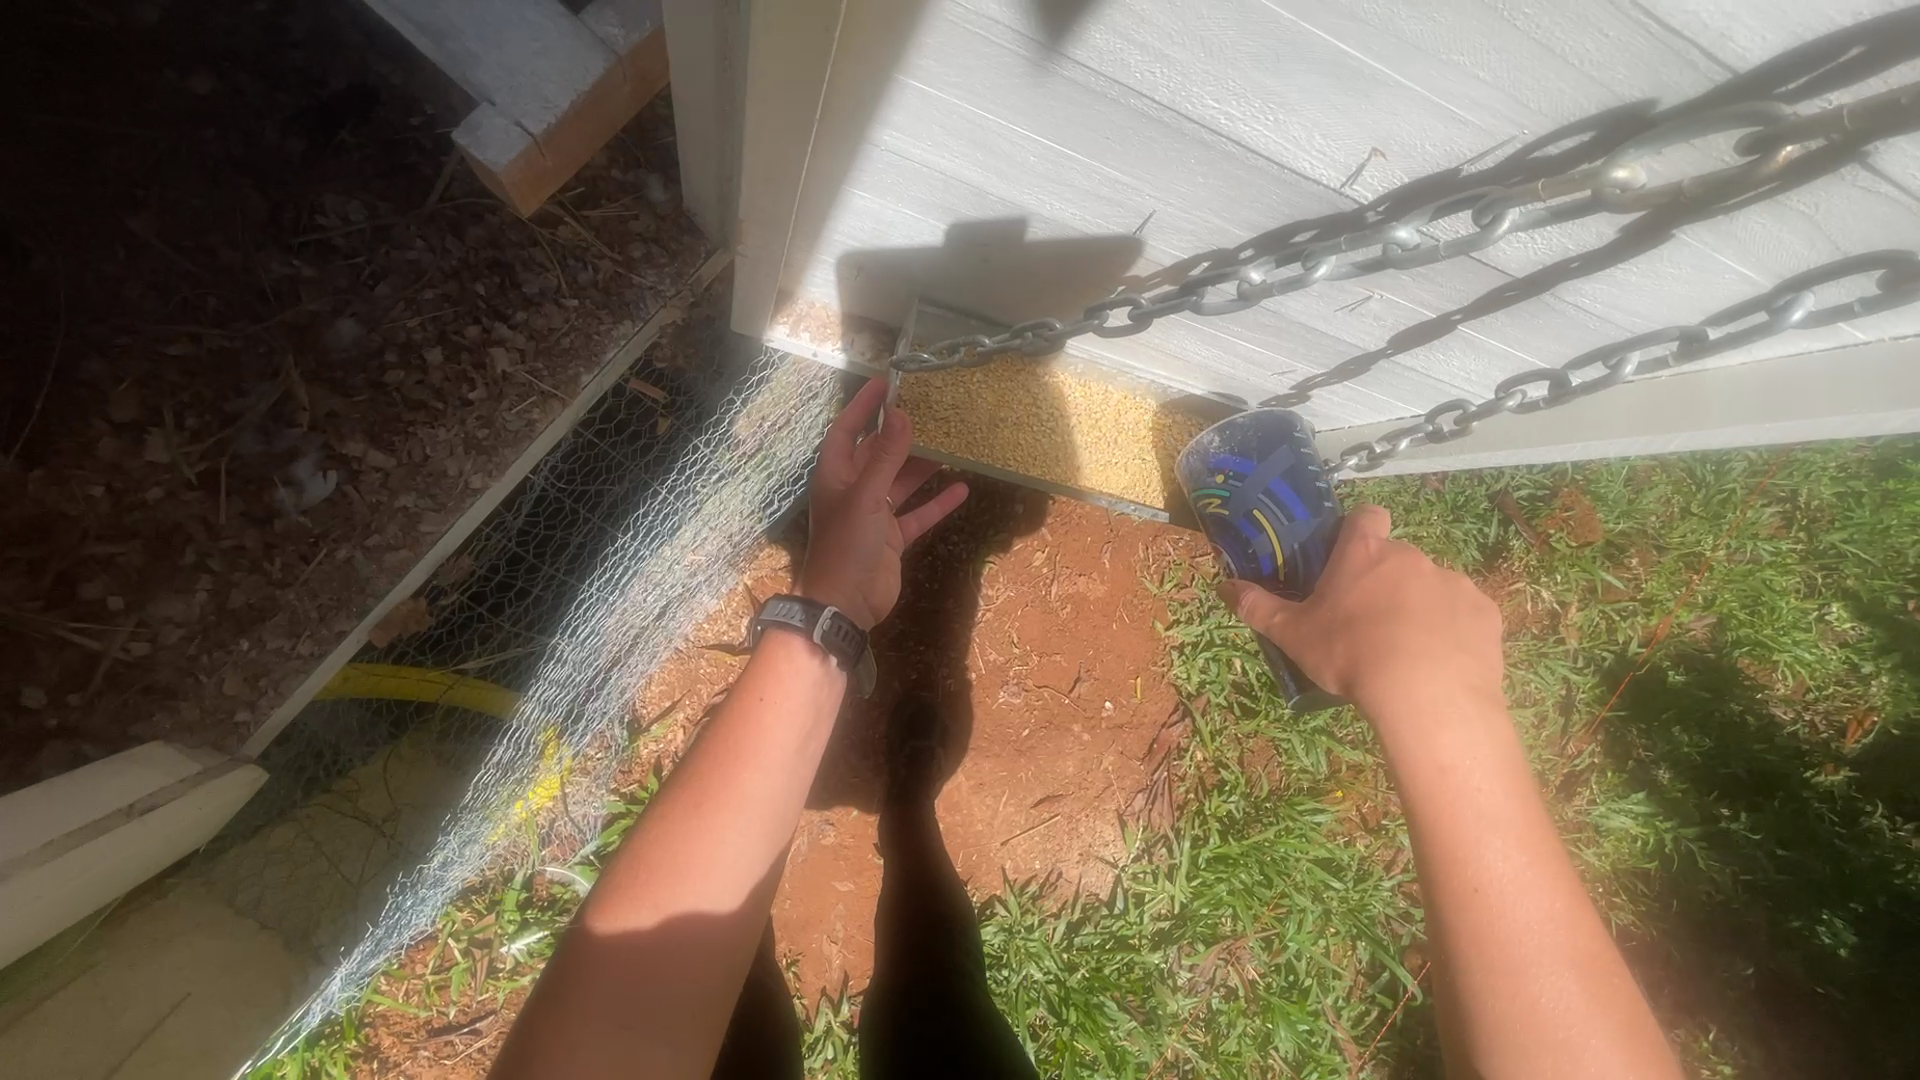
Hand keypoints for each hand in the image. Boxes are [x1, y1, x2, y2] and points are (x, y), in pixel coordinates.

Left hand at [797, 378, 968, 629]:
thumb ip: (886, 456)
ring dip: (922, 466)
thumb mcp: (866, 496)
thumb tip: (902, 414)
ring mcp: (873, 516)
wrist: (845, 604)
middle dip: (900, 434)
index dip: (863, 407)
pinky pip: (917, 514)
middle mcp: (854, 491)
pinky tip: (961, 488)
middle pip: (878, 454)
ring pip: (901, 483)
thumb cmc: (847, 545)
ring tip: (951, 444)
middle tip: (930, 411)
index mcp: (836, 476)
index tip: (887, 384)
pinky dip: (936, 503)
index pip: (846, 430)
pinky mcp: (892, 539)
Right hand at [1217, 504, 1504, 732]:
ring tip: (1404, 649)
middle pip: (1396, 557)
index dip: (1358, 529)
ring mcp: (1453, 583)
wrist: (1428, 696)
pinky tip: (1437, 661)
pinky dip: (1450, 630)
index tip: (1347, 557)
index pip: (1365, 515)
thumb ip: (1257, 607)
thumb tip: (1223, 587)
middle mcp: (1411, 557)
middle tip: (1365, 621)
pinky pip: (1463, 614)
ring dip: (1417, 606)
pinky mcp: (1485, 613)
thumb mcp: (1293, 634)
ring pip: (1430, 586)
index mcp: (1363, 554)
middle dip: (1383, 581)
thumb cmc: (1350, 654)